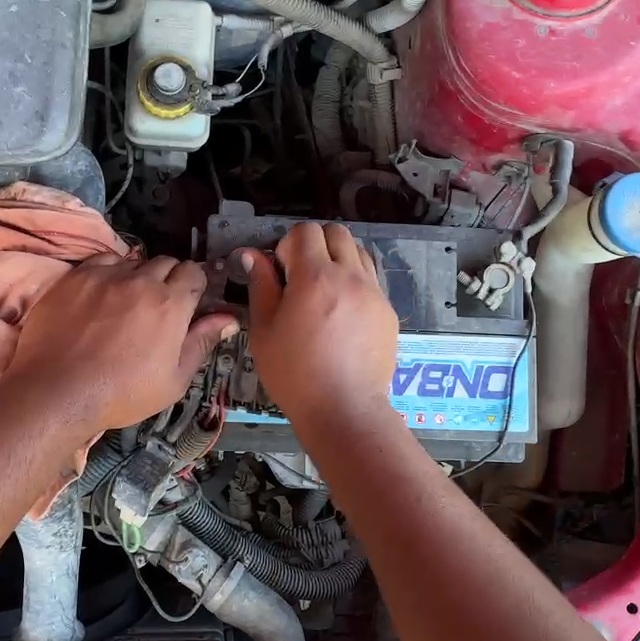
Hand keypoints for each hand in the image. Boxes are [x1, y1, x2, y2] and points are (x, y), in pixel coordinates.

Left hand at [0, 254, 237, 432]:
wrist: (58, 392)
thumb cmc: (121, 394)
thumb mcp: (174, 380)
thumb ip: (201, 342)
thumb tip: (228, 319)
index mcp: (171, 304)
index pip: (194, 272)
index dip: (194, 285)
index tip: (188, 302)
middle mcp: (141, 281)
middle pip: (166, 262)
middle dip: (168, 279)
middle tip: (158, 306)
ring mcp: (106, 276)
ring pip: (134, 261)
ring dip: (138, 275)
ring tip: (128, 301)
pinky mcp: (76, 277)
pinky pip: (102, 260)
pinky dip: (109, 271)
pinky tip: (103, 293)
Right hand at [239, 222, 399, 430]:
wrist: (344, 409)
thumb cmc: (294, 373)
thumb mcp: (264, 330)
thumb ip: (261, 286)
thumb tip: (252, 256)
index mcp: (315, 276)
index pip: (305, 231)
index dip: (288, 244)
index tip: (281, 271)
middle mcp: (350, 276)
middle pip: (336, 232)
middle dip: (315, 244)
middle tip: (301, 276)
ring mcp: (374, 293)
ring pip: (358, 252)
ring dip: (338, 259)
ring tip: (323, 292)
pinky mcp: (388, 312)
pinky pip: (371, 280)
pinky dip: (355, 283)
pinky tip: (342, 315)